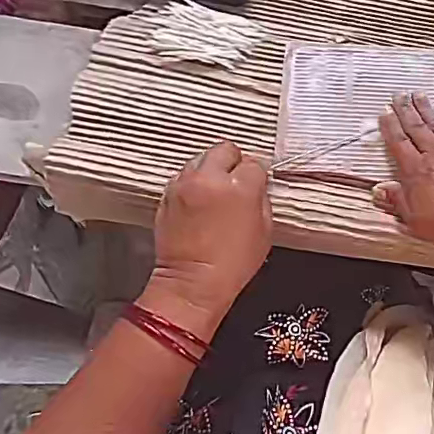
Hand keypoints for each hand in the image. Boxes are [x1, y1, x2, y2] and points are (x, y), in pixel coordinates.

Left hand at [143, 140, 271, 335]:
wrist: (193, 283)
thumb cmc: (233, 263)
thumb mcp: (265, 229)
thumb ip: (262, 198)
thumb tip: (258, 184)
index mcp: (240, 187)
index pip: (254, 162)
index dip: (258, 174)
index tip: (257, 183)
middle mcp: (210, 179)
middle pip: (225, 150)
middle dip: (234, 162)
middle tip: (237, 181)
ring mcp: (184, 185)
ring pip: (202, 159)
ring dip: (212, 171)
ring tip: (216, 193)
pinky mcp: (167, 195)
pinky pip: (184, 177)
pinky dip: (193, 183)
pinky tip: (200, 202)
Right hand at [373, 94, 433, 259]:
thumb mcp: (416, 221)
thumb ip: (398, 202)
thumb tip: (379, 190)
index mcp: (417, 171)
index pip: (399, 143)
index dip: (390, 126)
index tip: (384, 111)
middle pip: (417, 128)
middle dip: (406, 110)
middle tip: (398, 95)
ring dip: (428, 109)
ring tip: (420, 94)